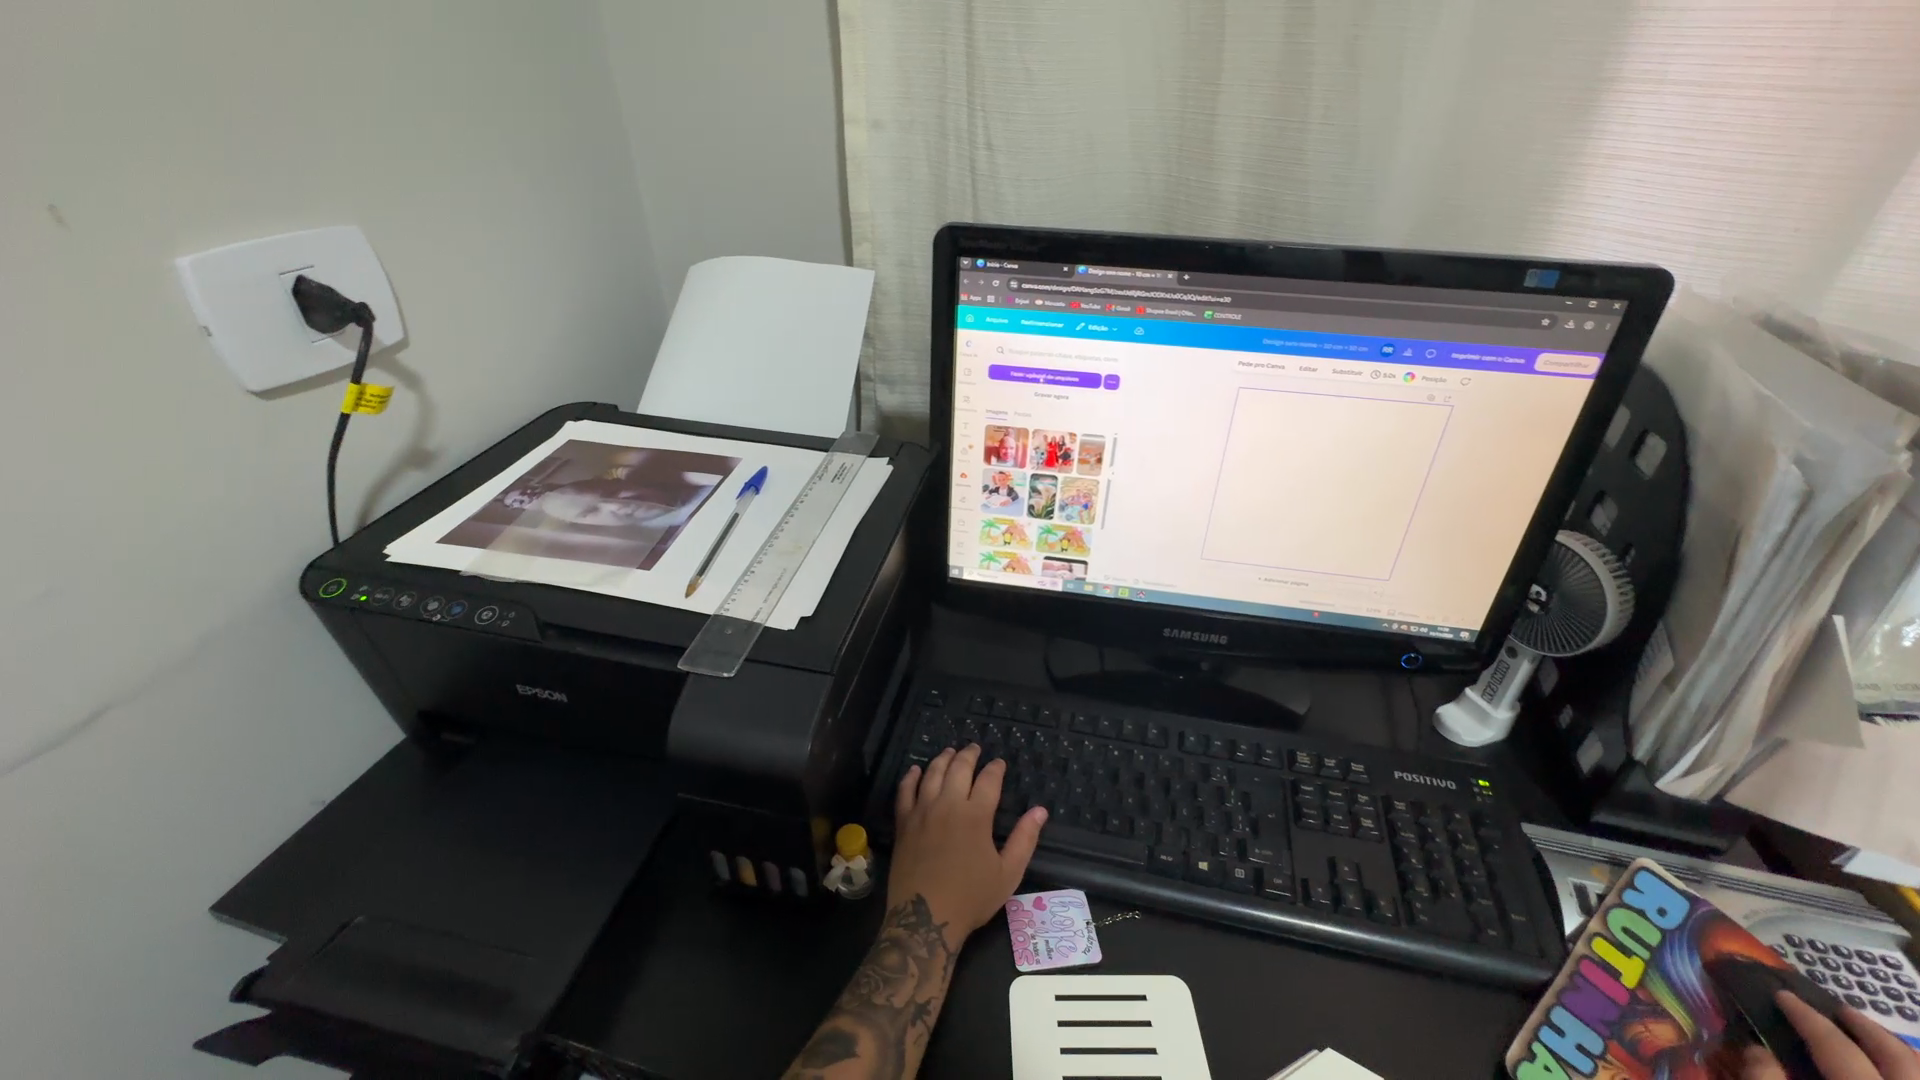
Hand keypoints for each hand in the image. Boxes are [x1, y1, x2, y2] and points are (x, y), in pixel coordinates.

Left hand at [888, 744, 1047, 941]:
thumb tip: (1040, 810)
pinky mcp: (904, 823)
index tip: (999, 763)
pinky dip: (911, 777)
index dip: (995, 768)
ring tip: (950, 752)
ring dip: (942, 759)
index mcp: (976, 815)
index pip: (988, 780)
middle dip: (969, 755)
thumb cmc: (971, 897)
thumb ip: (1025, 839)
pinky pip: (905, 792)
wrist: (925, 918)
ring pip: (932, 774)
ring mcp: (922, 812)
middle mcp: (948, 805)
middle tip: (974, 748)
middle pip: (958, 769)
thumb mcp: (1008, 873)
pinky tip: (916, 770)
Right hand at [1740, 992, 1919, 1078]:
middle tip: (1837, 1007)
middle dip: (1863, 1025)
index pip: (1836, 1046)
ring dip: (1894, 1045)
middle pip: (1895, 1055)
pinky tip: (1892, 1065)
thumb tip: (1754, 1047)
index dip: (1807, 1017)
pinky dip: (1911, 1067)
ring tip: (1868, 1032)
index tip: (1782, 995)